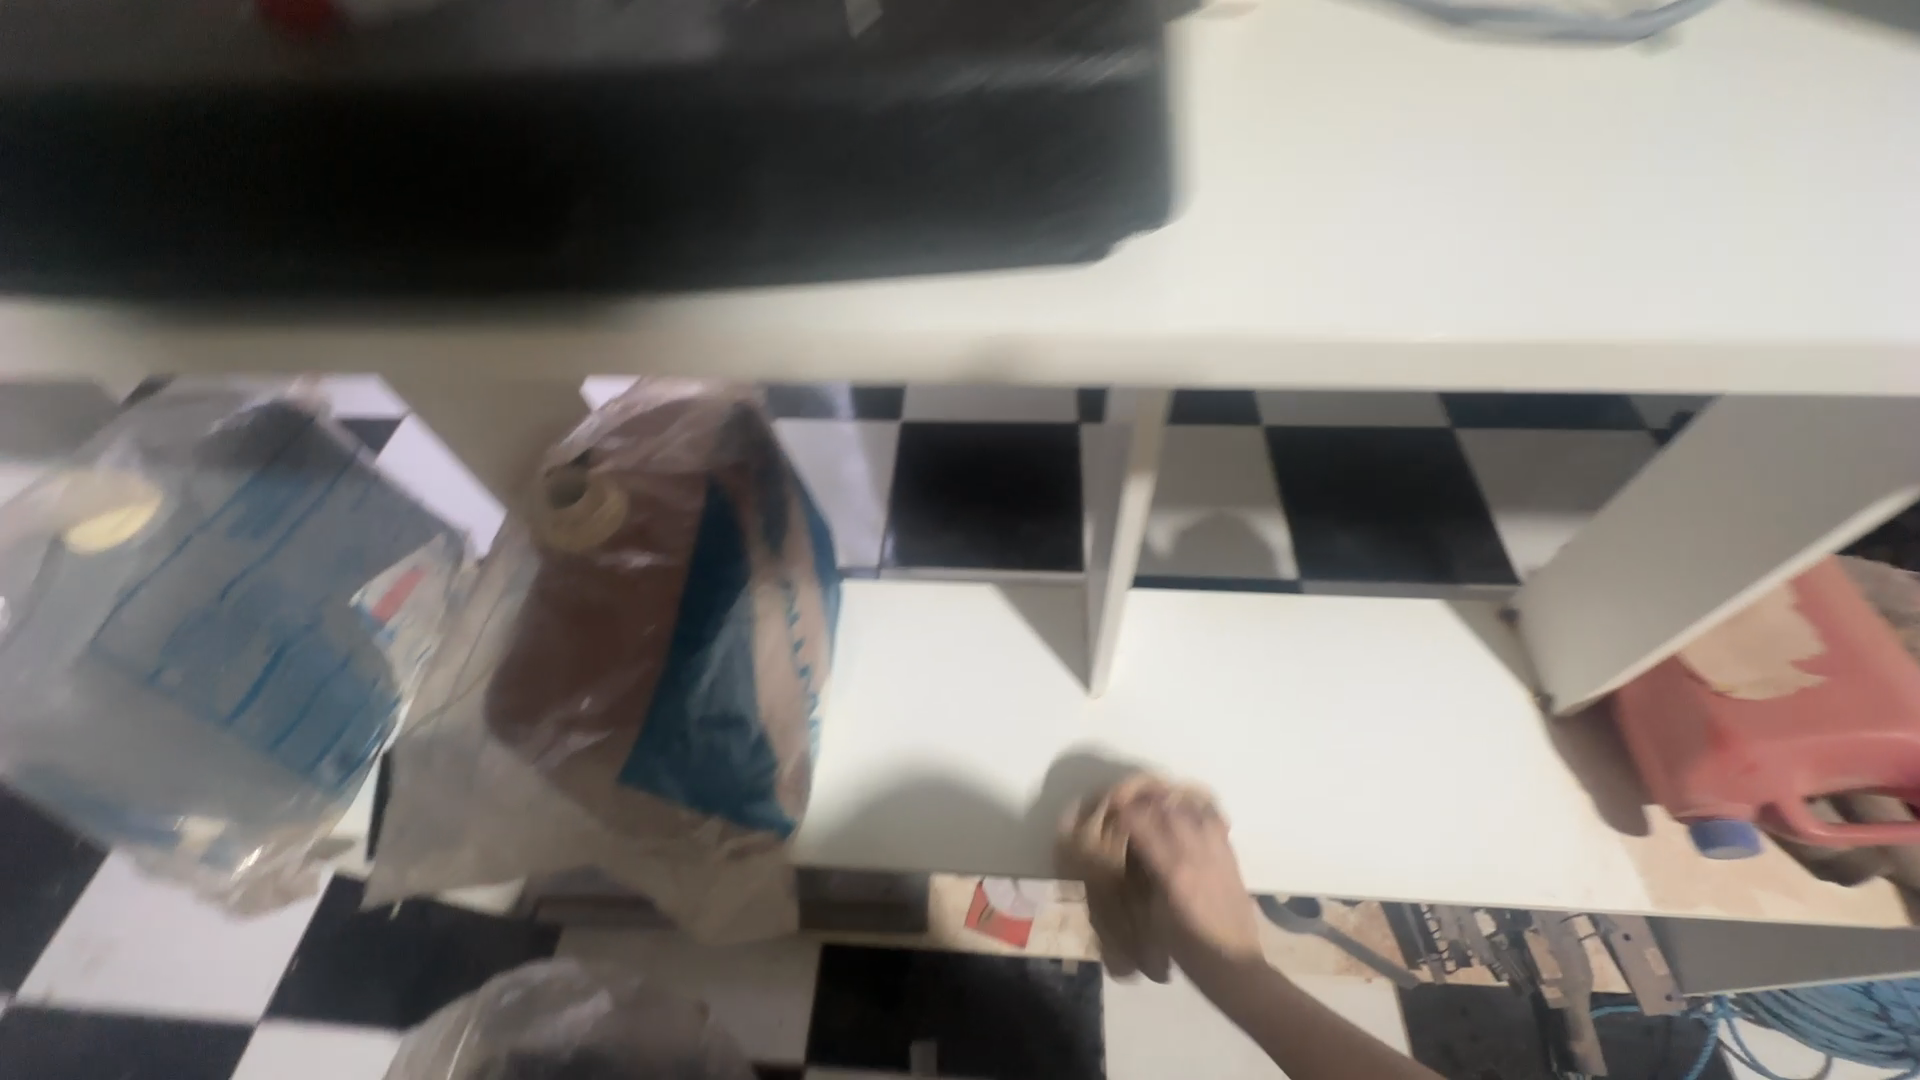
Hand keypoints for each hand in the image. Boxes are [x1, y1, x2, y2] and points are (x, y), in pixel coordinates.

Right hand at [1117, 789, 1264, 977]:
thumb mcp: (1155, 915)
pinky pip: (1215, 823)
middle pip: (1169, 810)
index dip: (1126, 812)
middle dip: (1148, 801)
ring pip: (1194, 811)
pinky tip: (1188, 815)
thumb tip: (1135, 854)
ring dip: (1173, 804)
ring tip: (1160, 805)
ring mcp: (1217, 854)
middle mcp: (1196, 855)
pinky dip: (1199, 814)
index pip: (1144, 827)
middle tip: (1133, 803)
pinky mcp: (1232, 858)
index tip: (1112, 806)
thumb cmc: (1187, 948)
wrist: (1235, 965)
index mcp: (1172, 871)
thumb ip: (1146, 878)